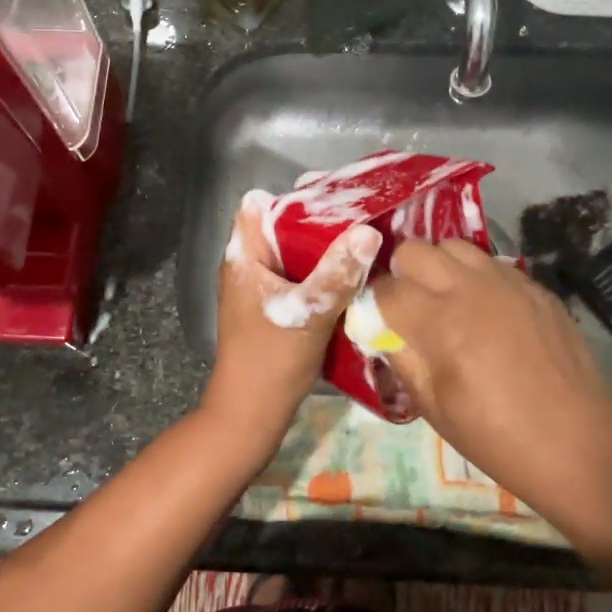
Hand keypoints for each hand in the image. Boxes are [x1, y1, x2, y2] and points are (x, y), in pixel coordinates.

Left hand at [201, 190, 381, 444]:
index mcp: (244, 256)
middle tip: (362, 219)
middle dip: (319, 222)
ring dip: (324, 250)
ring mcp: (259, 288)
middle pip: (281, 226)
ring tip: (364, 244)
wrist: (250, 415)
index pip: (259, 205)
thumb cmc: (271, 360)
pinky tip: (353, 277)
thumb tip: (368, 231)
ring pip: (293, 253)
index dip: (293, 196)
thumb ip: (337, 273)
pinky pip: (299, 276)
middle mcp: (248, 265)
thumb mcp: (308, 313)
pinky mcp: (273, 308)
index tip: (335, 199)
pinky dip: (322, 273)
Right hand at [376, 239, 611, 556]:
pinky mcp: (535, 287)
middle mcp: (469, 288)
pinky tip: (487, 313)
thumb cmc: (498, 437)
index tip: (378, 324)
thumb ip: (402, 360)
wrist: (580, 445)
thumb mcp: (434, 409)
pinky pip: (491, 264)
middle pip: (413, 251)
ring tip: (447, 302)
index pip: (385, 289)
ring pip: (453, 246)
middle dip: (402, 275)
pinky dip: (476, 279)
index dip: (374, 306)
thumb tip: (383, 333)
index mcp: (439, 321)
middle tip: (410, 309)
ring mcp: (507, 282)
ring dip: (439, 268)